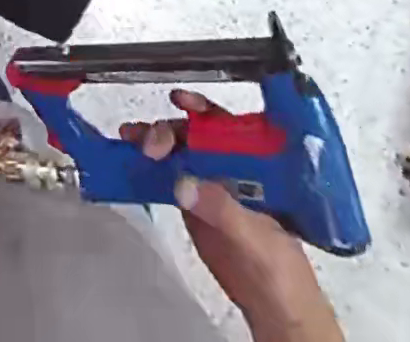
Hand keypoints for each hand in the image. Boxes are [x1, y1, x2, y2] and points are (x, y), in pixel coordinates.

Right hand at [123, 90, 344, 341]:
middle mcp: (228, 166)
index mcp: (254, 165)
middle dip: (169, 130)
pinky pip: (165, 175)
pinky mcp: (190, 202)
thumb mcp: (256, 236)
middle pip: (194, 134)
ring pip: (176, 151)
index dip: (203, 109)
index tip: (180, 100)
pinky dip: (147, 165)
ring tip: (130, 137)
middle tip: (150, 142)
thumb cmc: (280, 270)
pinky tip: (130, 158)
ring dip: (153, 140)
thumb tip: (182, 183)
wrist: (273, 310)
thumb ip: (222, 208)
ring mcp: (207, 182)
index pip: (226, 126)